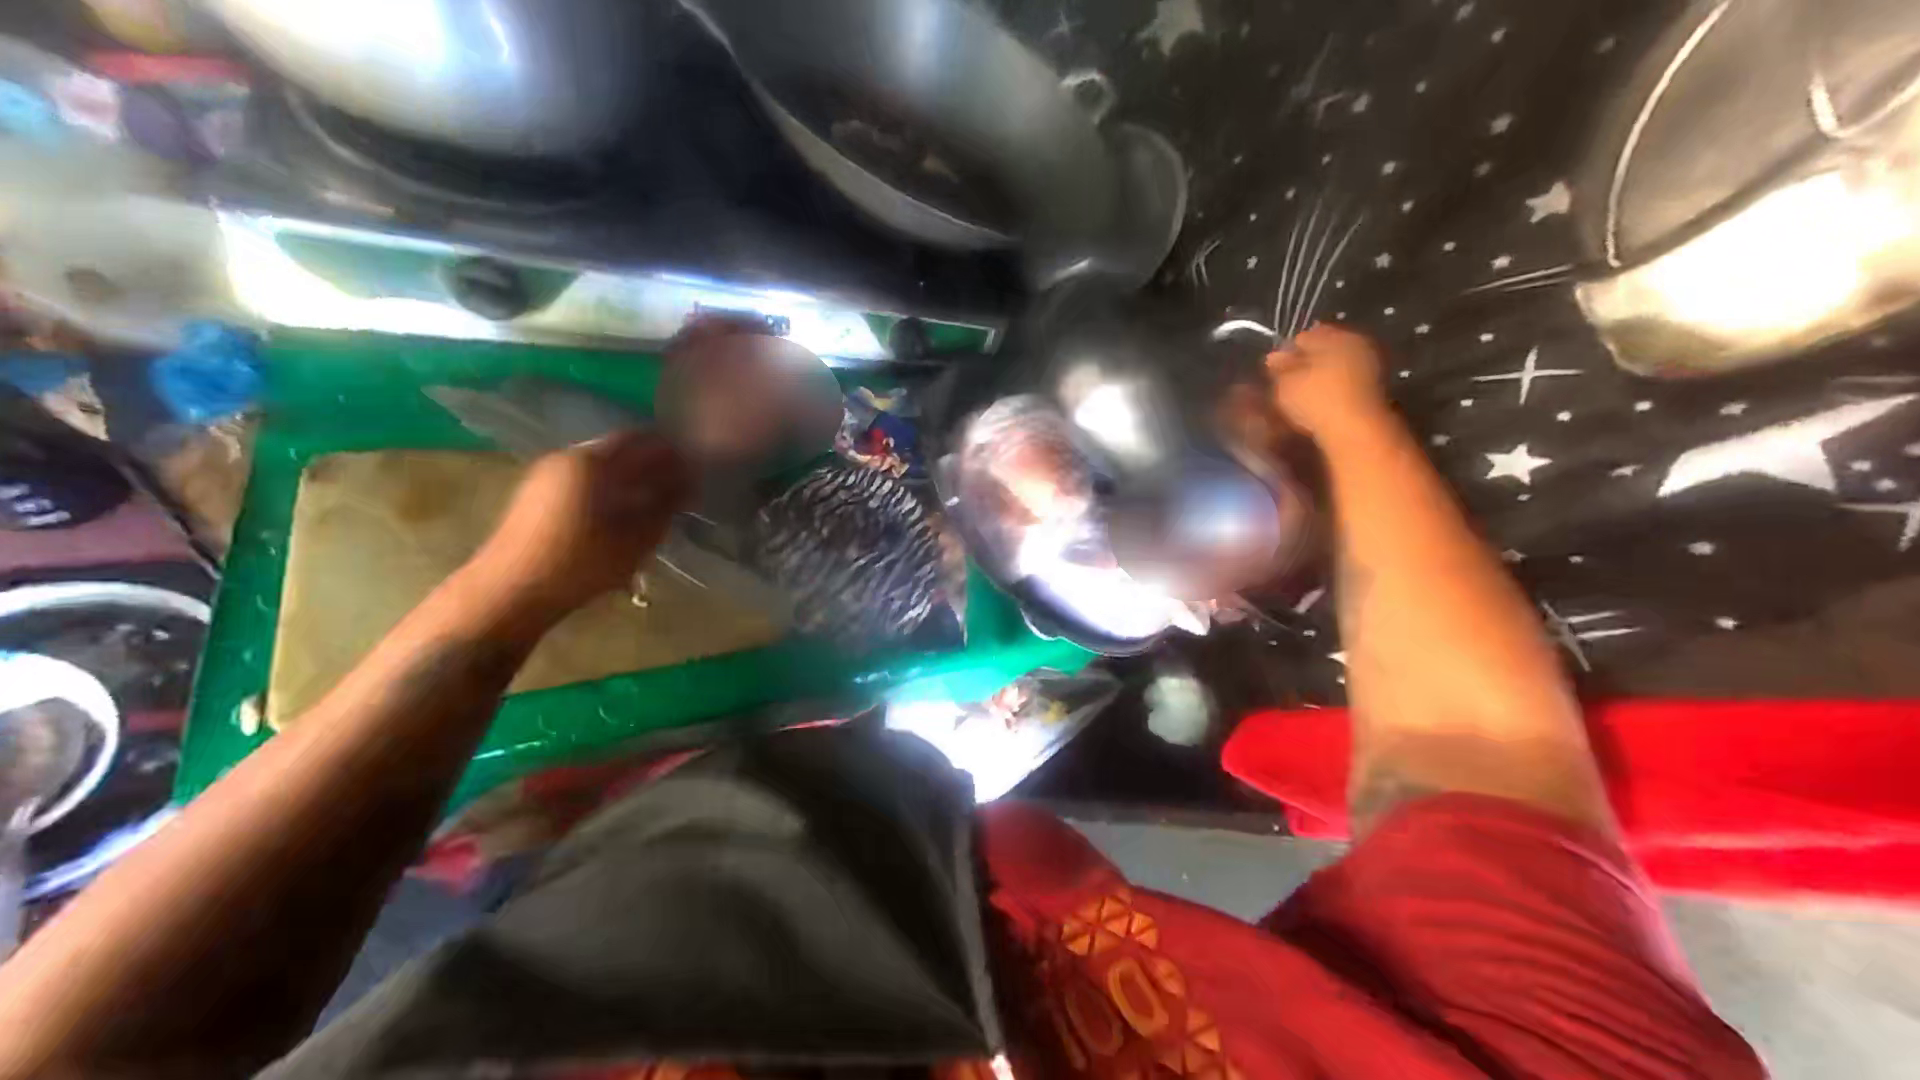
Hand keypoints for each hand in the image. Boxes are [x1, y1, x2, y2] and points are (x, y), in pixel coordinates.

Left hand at [468, 431, 691, 621]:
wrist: (510, 592)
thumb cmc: (581, 563)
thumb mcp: (637, 537)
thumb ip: (666, 504)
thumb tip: (689, 480)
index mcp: (592, 461)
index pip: (643, 439)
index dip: (673, 451)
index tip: (695, 469)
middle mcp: (566, 457)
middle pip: (619, 450)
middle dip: (651, 465)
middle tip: (678, 488)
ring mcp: (545, 475)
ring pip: (600, 466)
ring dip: (629, 477)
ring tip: (652, 503)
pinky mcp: (534, 495)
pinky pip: (582, 480)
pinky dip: (607, 488)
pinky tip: (619, 514)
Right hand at [1266, 323, 1391, 440]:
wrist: (1356, 429)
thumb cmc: (1316, 399)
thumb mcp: (1286, 383)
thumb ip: (1280, 367)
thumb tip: (1273, 356)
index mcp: (1336, 335)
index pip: (1305, 336)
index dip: (1287, 352)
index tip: (1275, 370)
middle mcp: (1356, 344)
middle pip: (1324, 349)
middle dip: (1305, 364)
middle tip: (1286, 384)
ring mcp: (1370, 366)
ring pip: (1335, 367)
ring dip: (1318, 378)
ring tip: (1300, 398)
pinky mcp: (1374, 389)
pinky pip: (1345, 383)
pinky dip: (1331, 390)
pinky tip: (1318, 405)